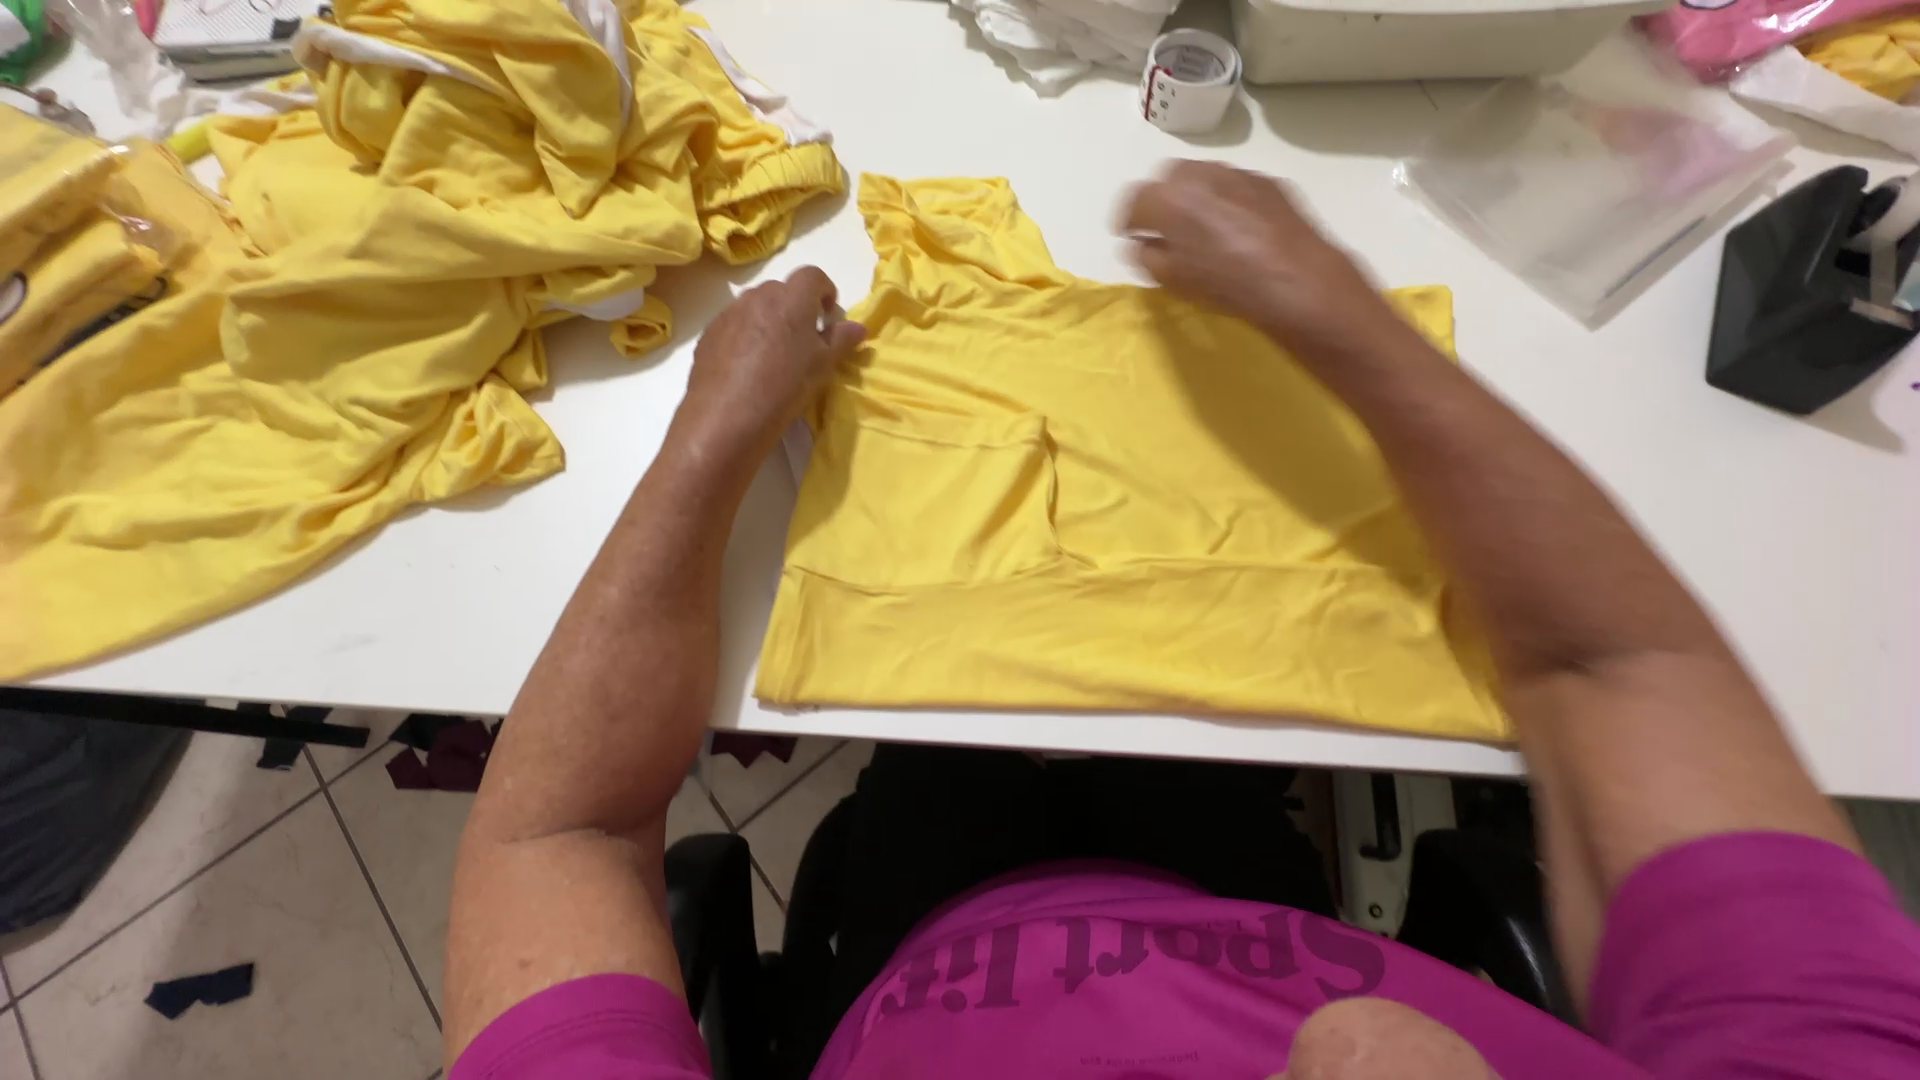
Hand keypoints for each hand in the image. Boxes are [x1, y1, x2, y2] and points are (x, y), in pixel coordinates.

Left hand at [677, 266, 864, 460]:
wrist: (727, 416)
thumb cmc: (785, 387)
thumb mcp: (822, 366)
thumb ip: (841, 340)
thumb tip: (858, 327)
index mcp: (792, 299)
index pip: (813, 275)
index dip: (825, 291)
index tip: (828, 317)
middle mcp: (758, 296)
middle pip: (783, 290)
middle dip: (796, 308)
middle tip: (803, 341)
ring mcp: (730, 313)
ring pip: (756, 306)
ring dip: (769, 321)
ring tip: (773, 356)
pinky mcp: (709, 333)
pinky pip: (735, 324)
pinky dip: (746, 336)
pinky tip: (747, 368)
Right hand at [1120, 161, 1396, 358]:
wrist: (1297, 281)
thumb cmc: (1227, 285)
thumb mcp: (1173, 280)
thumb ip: (1146, 256)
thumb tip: (1141, 244)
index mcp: (1169, 199)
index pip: (1133, 200)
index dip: (1128, 222)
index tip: (1131, 237)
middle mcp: (1200, 175)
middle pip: (1167, 178)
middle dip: (1160, 201)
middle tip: (1164, 230)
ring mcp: (1237, 174)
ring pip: (1202, 177)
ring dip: (1193, 197)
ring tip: (1200, 228)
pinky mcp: (1268, 182)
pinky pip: (1233, 185)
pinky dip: (1224, 200)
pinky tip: (1234, 229)